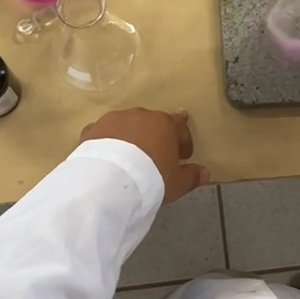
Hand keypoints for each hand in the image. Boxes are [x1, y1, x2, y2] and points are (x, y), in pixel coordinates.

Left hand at [79, 108, 210, 203]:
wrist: (110, 180)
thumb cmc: (152, 178)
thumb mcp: (177, 183)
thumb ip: (192, 176)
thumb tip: (206, 173)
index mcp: (164, 124)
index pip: (179, 124)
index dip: (183, 139)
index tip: (184, 154)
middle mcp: (139, 115)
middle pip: (151, 123)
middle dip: (155, 137)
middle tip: (156, 156)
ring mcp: (114, 120)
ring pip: (126, 126)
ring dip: (130, 138)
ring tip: (130, 158)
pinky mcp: (93, 129)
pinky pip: (104, 134)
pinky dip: (107, 142)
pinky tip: (107, 157)